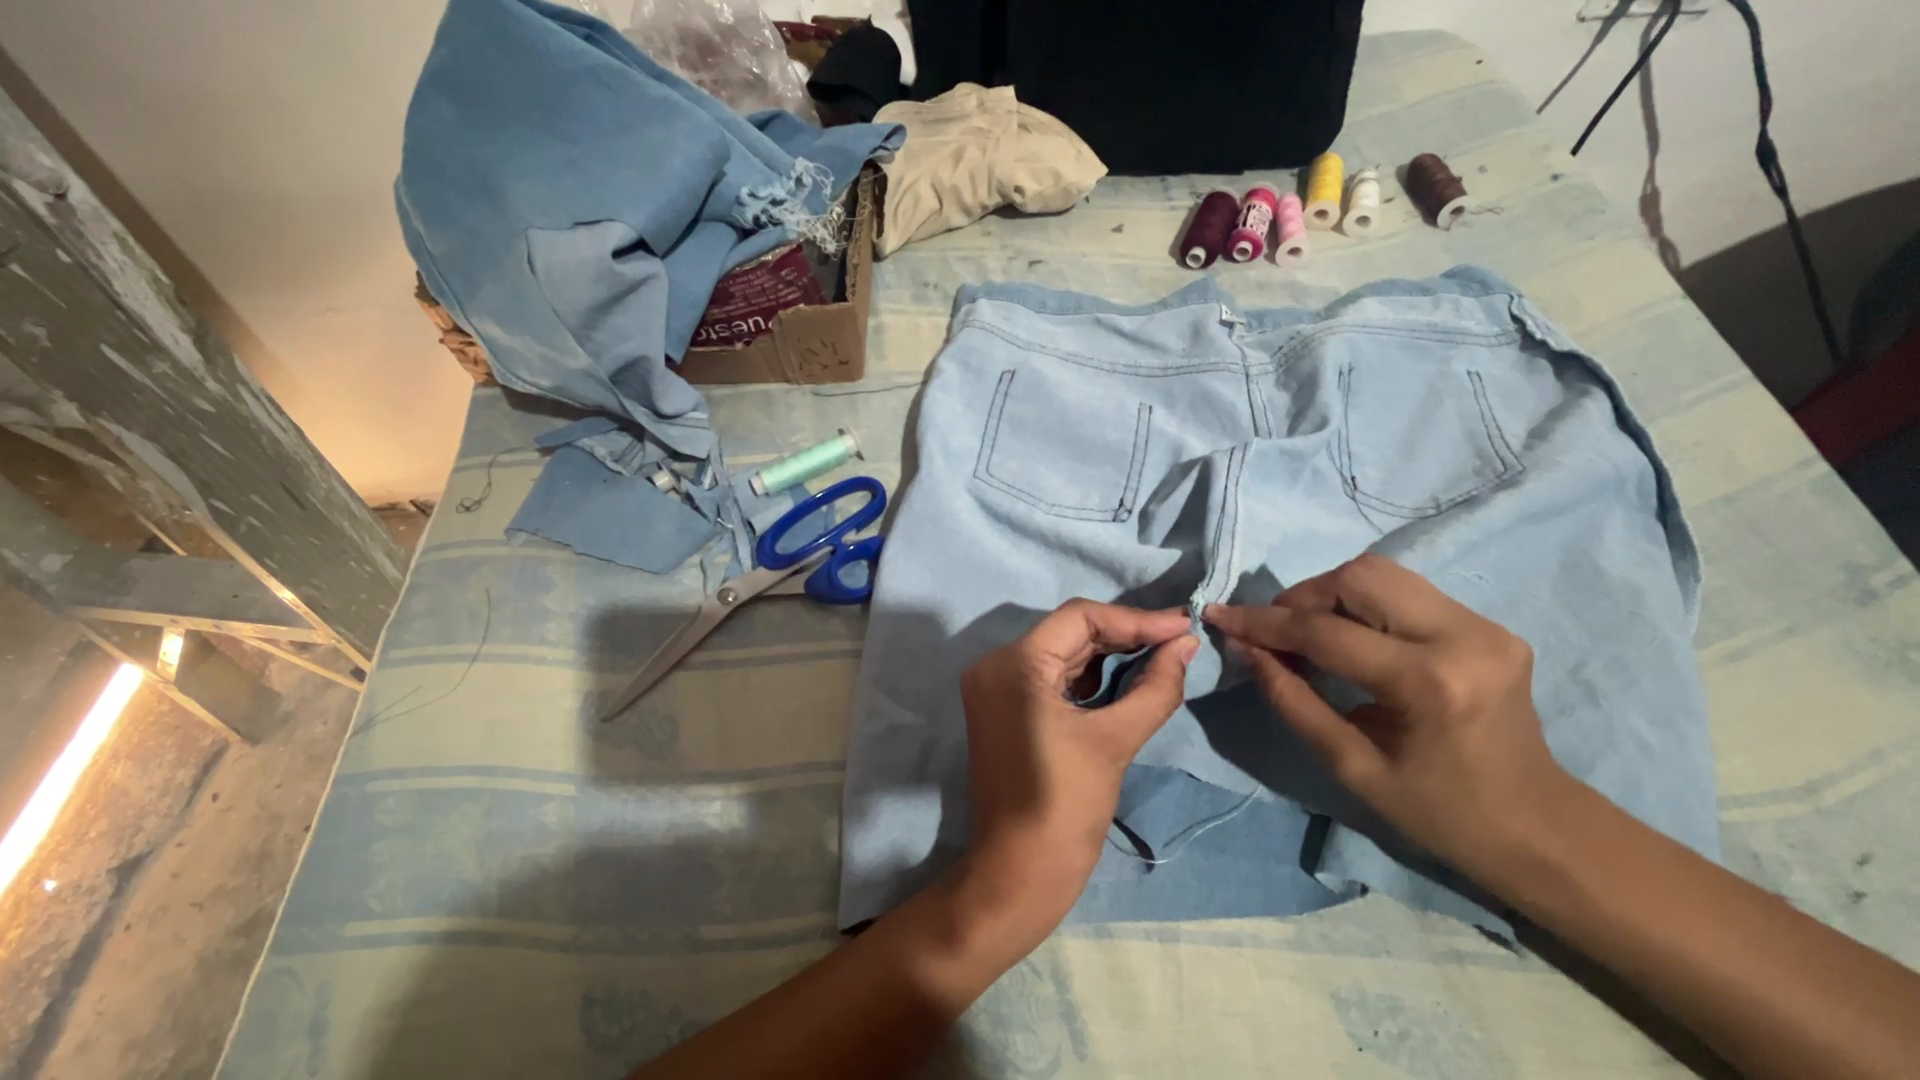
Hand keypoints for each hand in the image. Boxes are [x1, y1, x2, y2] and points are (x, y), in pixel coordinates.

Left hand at [958, 600, 1197, 925]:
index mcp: (1012, 664)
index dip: (1135, 620)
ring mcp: (998, 690)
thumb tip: (1187, 644)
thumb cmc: (1065, 804)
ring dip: (1113, 656)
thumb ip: (1155, 686)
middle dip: (1127, 636)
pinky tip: (1132, 679)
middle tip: (1181, 641)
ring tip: (1165, 656)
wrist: (1022, 871)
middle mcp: (997, 667)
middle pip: (1071, 633)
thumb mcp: (1115, 740)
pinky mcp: (1008, 712)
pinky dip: (1093, 679)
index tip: (1183, 627)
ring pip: (1065, 655)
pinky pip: (1055, 680)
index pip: (1080, 618)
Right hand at [1204, 554, 1572, 878]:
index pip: (1327, 631)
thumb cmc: (1435, 811)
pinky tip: (1352, 639)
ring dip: (1332, 595)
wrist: (1533, 826)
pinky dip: (1365, 606)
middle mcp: (1462, 636)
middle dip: (1303, 596)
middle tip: (1276, 631)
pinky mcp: (1489, 625)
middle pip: (1360, 576)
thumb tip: (1247, 648)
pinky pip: (1408, 593)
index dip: (1264, 622)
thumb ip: (1291, 699)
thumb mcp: (1349, 765)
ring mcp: (1484, 625)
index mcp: (1427, 683)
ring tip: (1309, 633)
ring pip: (1384, 574)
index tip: (1220, 615)